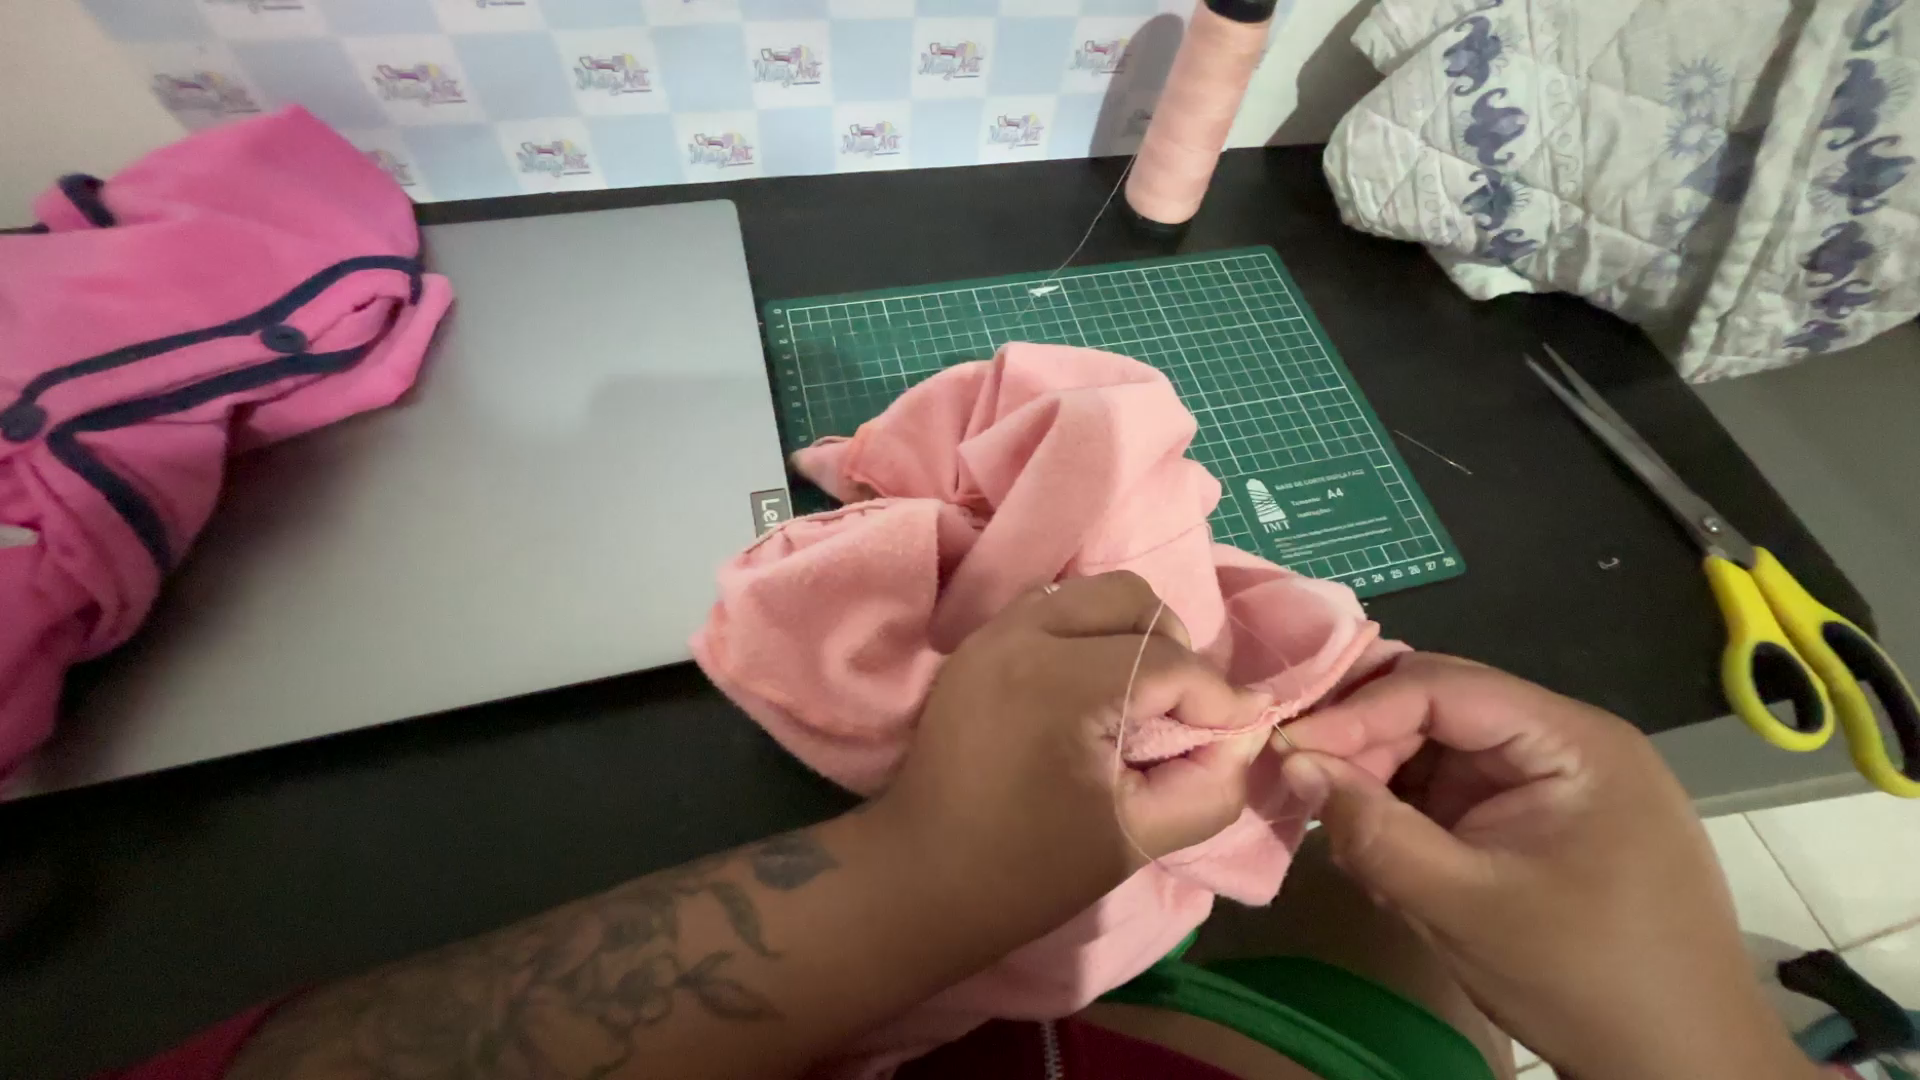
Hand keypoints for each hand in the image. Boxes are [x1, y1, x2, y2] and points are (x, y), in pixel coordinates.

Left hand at [873, 571, 1271, 928]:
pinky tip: (1088, 688)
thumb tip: (1239, 732)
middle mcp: (1020, 635)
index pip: (1166, 659)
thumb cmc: (1029, 868)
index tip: (1229, 735)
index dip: (1215, 698)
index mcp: (1058, 682)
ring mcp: (990, 632)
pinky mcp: (975, 643)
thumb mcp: (1136, 838)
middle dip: (1171, 646)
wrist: (923, 873)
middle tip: (1175, 708)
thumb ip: (1208, 785)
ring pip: (1088, 592)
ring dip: (1127, 632)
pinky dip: (1086, 632)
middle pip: (1129, 596)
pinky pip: (1051, 608)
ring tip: (1132, 694)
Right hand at [1276, 653, 1819, 1079]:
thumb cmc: (1588, 983)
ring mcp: (1538, 773)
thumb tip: (1290, 762)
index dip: (1357, 710)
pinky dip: (1395, 802)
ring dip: (1373, 774)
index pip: (1441, 688)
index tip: (1289, 745)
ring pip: (1424, 741)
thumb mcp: (1466, 907)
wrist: (1680, 1073)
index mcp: (1572, 741)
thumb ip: (1373, 830)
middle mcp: (1556, 738)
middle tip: (1304, 779)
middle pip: (1430, 704)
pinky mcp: (1518, 806)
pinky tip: (1373, 839)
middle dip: (1362, 741)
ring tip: (1339, 820)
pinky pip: (1437, 779)